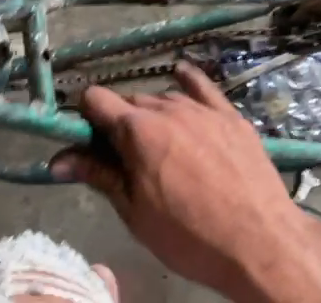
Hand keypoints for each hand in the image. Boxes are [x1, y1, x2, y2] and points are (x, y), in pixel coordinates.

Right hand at [51, 63, 320, 302]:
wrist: (263, 245)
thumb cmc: (190, 236)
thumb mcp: (135, 212)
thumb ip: (97, 175)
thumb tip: (57, 160)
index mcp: (136, 129)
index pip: (94, 99)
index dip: (85, 117)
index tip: (87, 139)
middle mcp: (165, 107)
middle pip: (129, 101)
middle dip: (119, 122)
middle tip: (124, 156)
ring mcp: (201, 108)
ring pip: (163, 98)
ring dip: (152, 114)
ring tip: (160, 144)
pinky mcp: (231, 116)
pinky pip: (202, 85)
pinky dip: (187, 81)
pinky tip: (181, 75)